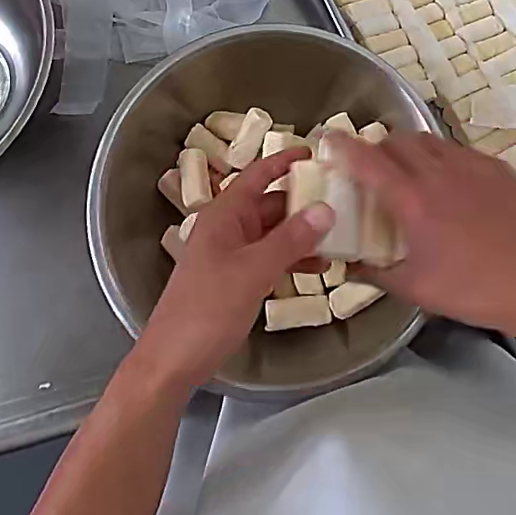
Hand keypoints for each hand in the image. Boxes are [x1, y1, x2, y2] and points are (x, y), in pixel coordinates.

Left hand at [133, 148, 333, 391]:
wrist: (173, 361)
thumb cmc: (207, 310)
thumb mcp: (253, 271)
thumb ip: (290, 240)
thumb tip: (325, 209)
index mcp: (225, 215)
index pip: (258, 175)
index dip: (284, 161)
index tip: (315, 154)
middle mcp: (230, 228)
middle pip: (271, 204)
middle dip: (304, 201)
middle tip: (342, 199)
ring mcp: (233, 254)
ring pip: (275, 232)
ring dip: (303, 233)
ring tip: (340, 234)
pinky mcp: (239, 279)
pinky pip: (272, 257)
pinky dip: (294, 257)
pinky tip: (320, 265)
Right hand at [339, 133, 515, 337]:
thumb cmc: (476, 290)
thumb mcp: (418, 289)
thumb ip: (377, 274)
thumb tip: (350, 267)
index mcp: (413, 200)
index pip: (368, 161)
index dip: (344, 147)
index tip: (329, 140)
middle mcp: (439, 172)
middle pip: (398, 140)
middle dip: (378, 148)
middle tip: (373, 168)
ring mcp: (472, 166)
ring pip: (430, 140)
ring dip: (410, 148)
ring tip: (410, 172)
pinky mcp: (498, 169)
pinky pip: (459, 151)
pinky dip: (443, 158)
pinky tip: (451, 183)